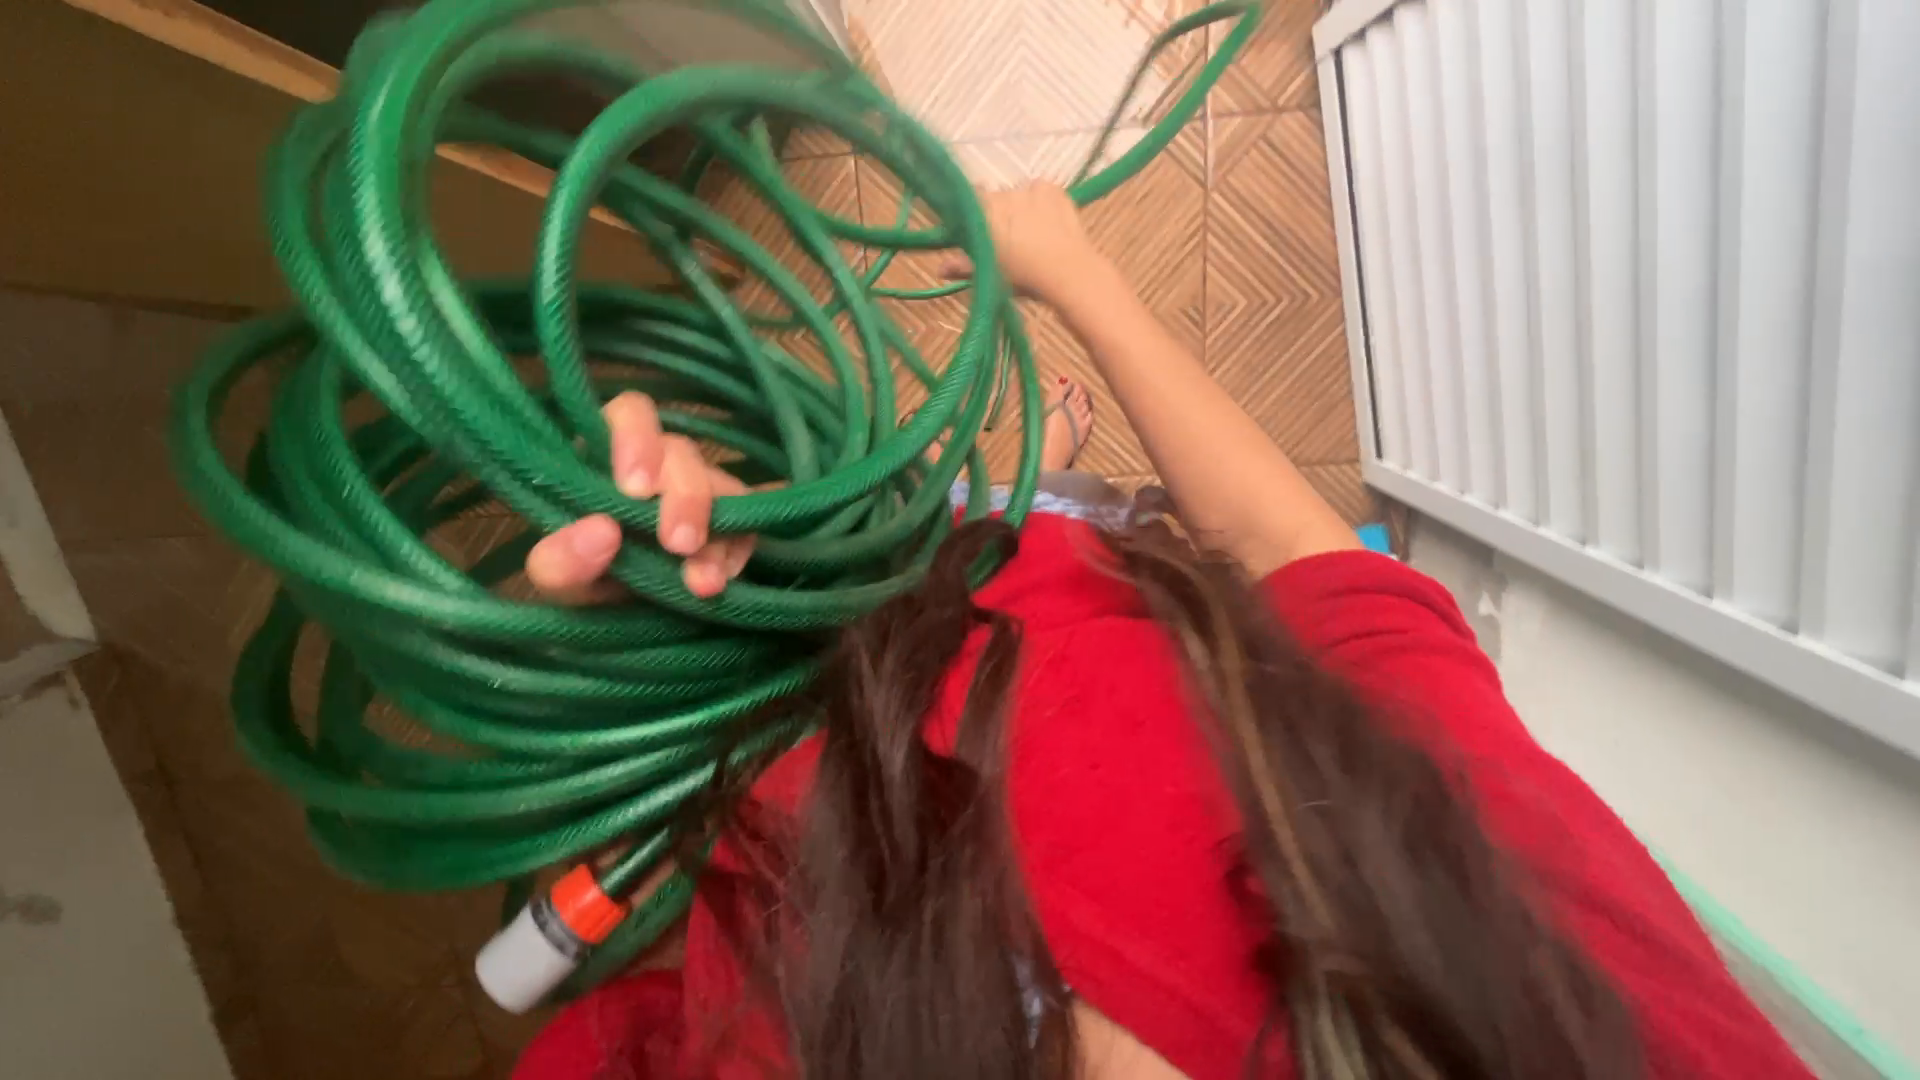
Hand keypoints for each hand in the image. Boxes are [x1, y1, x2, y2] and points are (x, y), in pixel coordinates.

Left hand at [525, 392, 754, 602]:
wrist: (623, 617)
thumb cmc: (583, 582)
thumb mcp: (557, 581)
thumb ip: (560, 561)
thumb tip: (603, 530)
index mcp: (607, 456)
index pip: (630, 414)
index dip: (637, 439)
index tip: (636, 489)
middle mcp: (659, 462)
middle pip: (682, 453)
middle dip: (686, 498)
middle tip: (679, 544)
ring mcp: (700, 487)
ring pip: (722, 486)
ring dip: (715, 532)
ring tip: (702, 583)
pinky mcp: (732, 518)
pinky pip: (746, 522)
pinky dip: (735, 552)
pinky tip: (719, 579)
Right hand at [939, 182, 1106, 306]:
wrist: (1067, 271)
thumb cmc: (1023, 277)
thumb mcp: (991, 274)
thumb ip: (963, 266)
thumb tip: (939, 268)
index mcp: (982, 213)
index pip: (966, 203)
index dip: (969, 216)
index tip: (975, 233)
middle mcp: (1002, 194)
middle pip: (993, 200)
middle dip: (996, 216)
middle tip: (1007, 241)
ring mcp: (1028, 188)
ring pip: (1016, 196)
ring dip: (1019, 209)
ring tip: (1032, 234)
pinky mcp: (1050, 188)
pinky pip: (1038, 190)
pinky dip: (1039, 201)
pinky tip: (1047, 221)